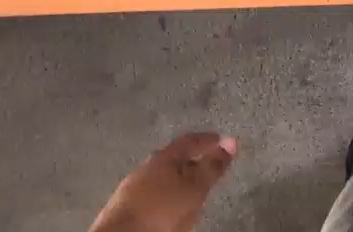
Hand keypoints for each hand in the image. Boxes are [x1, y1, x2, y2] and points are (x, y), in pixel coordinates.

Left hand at [89, 132, 237, 231]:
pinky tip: (165, 208)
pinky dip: (161, 196)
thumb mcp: (195, 190)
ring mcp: (129, 189)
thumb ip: (213, 166)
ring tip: (187, 191)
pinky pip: (148, 196)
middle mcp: (145, 168)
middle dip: (189, 161)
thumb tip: (232, 141)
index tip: (221, 140)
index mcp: (163, 157)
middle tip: (205, 167)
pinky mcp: (120, 211)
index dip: (207, 140)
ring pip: (157, 179)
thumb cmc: (161, 212)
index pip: (189, 140)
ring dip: (173, 182)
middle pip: (171, 159)